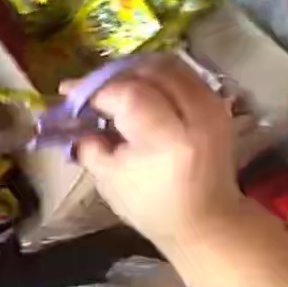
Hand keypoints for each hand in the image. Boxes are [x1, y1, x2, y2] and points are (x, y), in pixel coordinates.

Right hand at [72, 55, 247, 249]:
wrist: (205, 220)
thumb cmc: (152, 208)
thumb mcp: (109, 181)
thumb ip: (90, 145)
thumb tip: (74, 120)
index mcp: (167, 141)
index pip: (128, 94)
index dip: (94, 89)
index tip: (69, 92)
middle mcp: (195, 117)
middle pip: (149, 72)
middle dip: (113, 76)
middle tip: (90, 90)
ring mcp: (212, 107)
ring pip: (168, 66)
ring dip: (135, 70)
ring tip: (112, 86)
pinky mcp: (218, 105)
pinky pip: (183, 74)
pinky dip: (156, 75)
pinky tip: (138, 89)